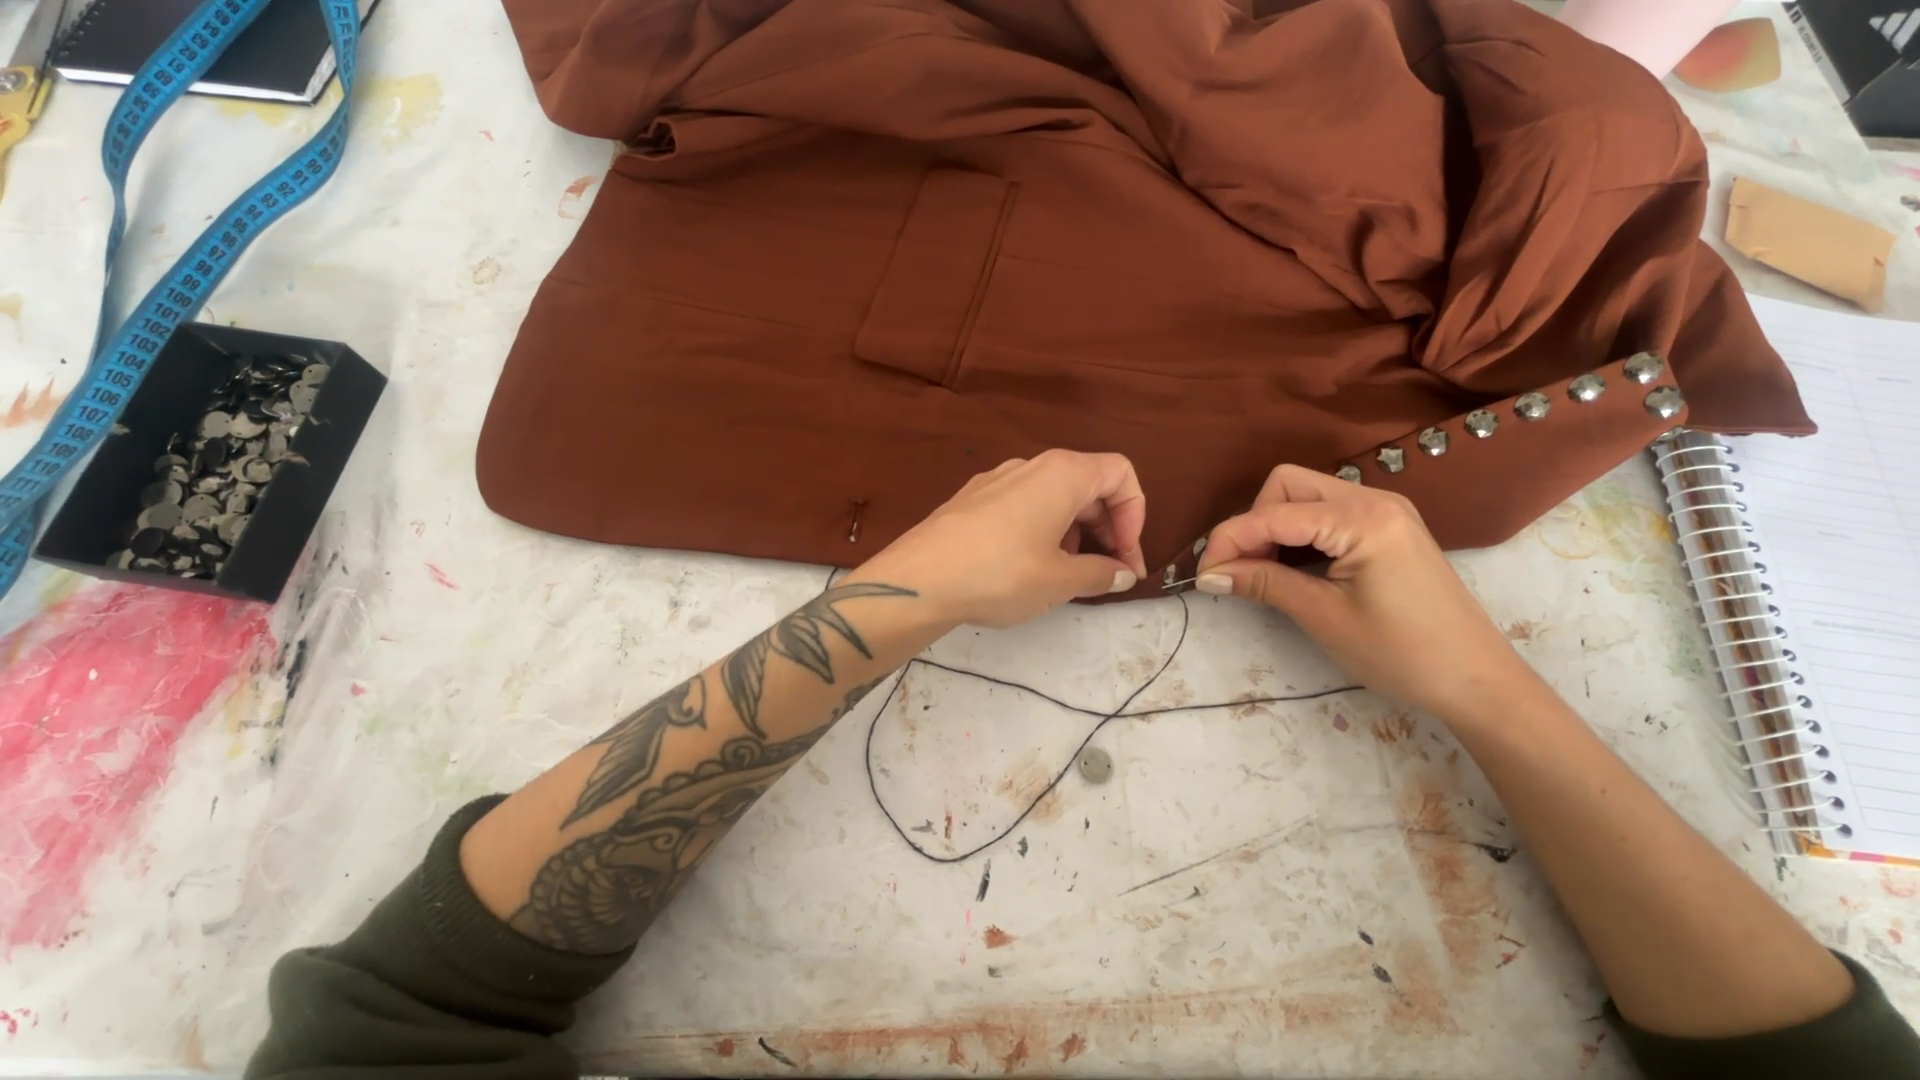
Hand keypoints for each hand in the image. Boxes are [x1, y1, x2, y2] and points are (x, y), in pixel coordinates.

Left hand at [851, 450, 1148, 628]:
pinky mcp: (972, 500)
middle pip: (1089, 484)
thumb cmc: (999, 574)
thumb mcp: (1060, 581)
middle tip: (1109, 573)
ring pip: (1055, 497)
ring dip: (1076, 532)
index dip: (1135, 515)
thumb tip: (1122, 572)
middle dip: (1108, 528)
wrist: (917, 580)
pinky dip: (1043, 530)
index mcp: (1062, 473)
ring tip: (1069, 575)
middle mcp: (1031, 466)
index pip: (1120, 473)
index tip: (1126, 558)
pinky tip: (1030, 567)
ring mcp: (997, 480)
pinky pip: (1024, 506)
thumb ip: (1100, 573)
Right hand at [1194, 465, 1536, 719]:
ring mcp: (1385, 511)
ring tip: (1263, 573)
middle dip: (1253, 522)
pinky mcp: (1388, 528)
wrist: (1476, 680)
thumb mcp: (1324, 618)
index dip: (1229, 539)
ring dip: (1275, 527)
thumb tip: (1209, 574)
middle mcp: (1374, 499)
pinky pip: (1328, 513)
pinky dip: (1300, 534)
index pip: (1273, 512)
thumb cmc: (1401, 653)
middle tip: (1242, 571)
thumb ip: (1264, 584)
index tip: (1204, 576)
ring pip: (1306, 495)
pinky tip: (1294, 568)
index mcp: (1363, 518)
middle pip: (1287, 485)